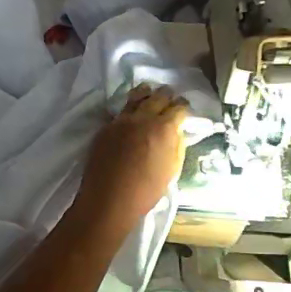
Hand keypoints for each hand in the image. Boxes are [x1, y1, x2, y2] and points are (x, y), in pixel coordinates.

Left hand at [74, 83, 188, 229]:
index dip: (184, 107)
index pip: (179, 107)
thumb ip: (176, 145)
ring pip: (136, 97)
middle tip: (170, 97)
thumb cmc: (146, 190)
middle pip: (158, 96)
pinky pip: (121, 112)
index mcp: (164, 128)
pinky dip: (130, 109)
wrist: (109, 198)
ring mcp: (121, 120)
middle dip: (167, 95)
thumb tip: (176, 132)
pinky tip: (131, 113)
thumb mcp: (172, 168)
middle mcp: (143, 118)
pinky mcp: (106, 127)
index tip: (184, 109)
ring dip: (146, 94)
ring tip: (150, 93)